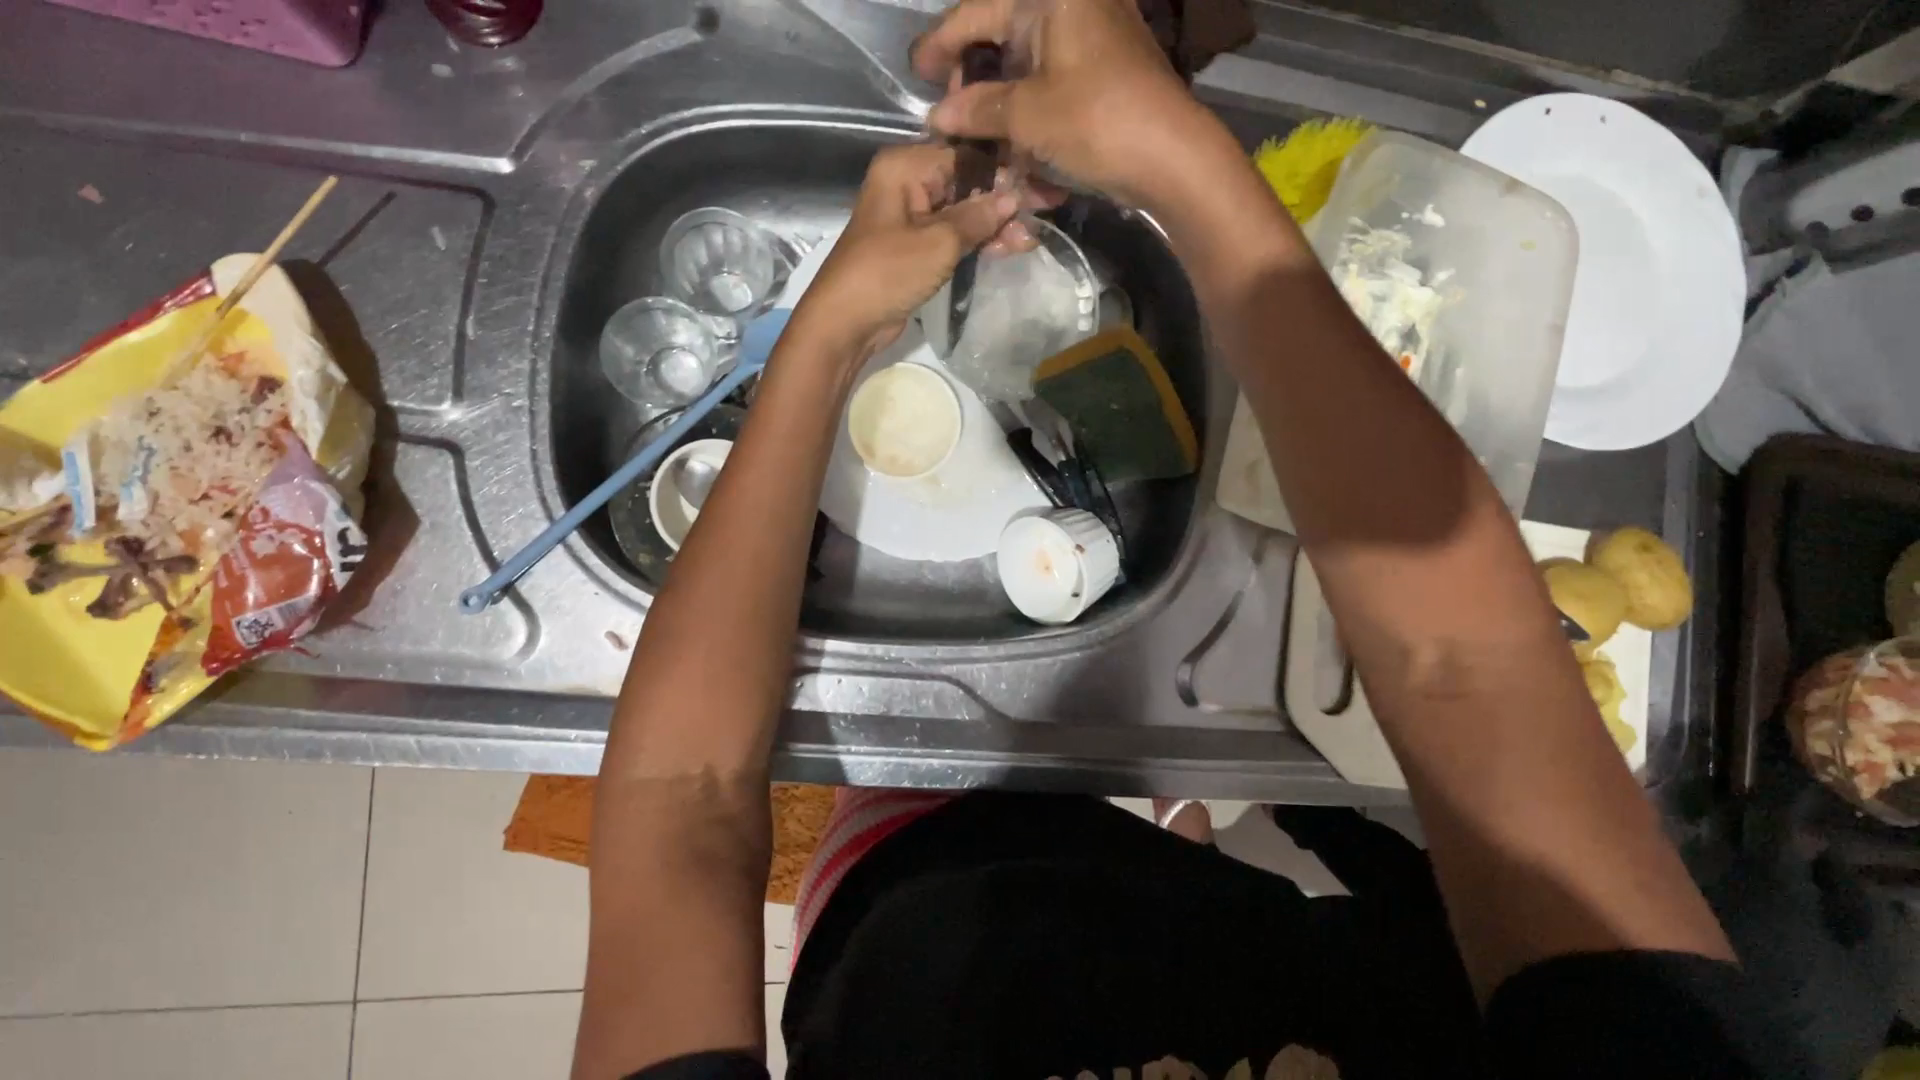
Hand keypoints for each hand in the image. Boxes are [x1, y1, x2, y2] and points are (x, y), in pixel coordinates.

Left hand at [786, 143, 1018, 364]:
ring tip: (1026, 242)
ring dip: (992, 226)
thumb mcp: (938, 243)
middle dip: (1000, 202)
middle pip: (965, 182)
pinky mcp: (915, 245)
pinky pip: (951, 235)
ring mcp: (910, 216)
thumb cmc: (887, 273)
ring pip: (962, 211)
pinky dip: (975, 241)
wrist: (845, 322)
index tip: (1037, 188)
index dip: (1001, 171)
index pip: (965, 154)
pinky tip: (1006, 249)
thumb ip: (978, 217)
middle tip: (1038, 219)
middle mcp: (906, 182)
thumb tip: (1013, 198)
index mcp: (905, 166)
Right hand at [913, 0, 1231, 212]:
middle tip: (951, 117)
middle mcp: (1074, 9)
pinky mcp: (1105, 80)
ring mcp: (1093, 44)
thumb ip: (977, 109)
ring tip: (981, 144)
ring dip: (1003, 111)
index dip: (942, 44)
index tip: (916, 72)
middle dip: (975, 83)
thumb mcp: (1027, 116)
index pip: (978, 11)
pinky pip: (1055, 92)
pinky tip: (1019, 155)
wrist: (1174, 160)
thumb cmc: (1096, 122)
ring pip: (1028, 72)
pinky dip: (1034, 121)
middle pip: (1004, 39)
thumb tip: (938, 114)